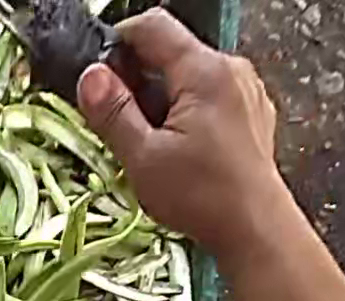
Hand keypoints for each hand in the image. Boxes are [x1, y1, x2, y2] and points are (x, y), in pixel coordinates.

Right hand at [76, 10, 290, 258]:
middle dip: (141, 85)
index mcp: (203, 71)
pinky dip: (190, 120)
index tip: (100, 75)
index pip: (153, 27)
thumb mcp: (143, 160)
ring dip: (165, 106)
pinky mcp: (253, 119)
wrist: (255, 230)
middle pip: (173, 57)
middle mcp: (231, 70)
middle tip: (122, 127)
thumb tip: (90, 78)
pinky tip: (182, 157)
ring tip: (152, 150)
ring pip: (192, 83)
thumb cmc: (202, 198)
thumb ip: (114, 115)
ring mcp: (247, 93)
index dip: (118, 43)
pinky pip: (212, 104)